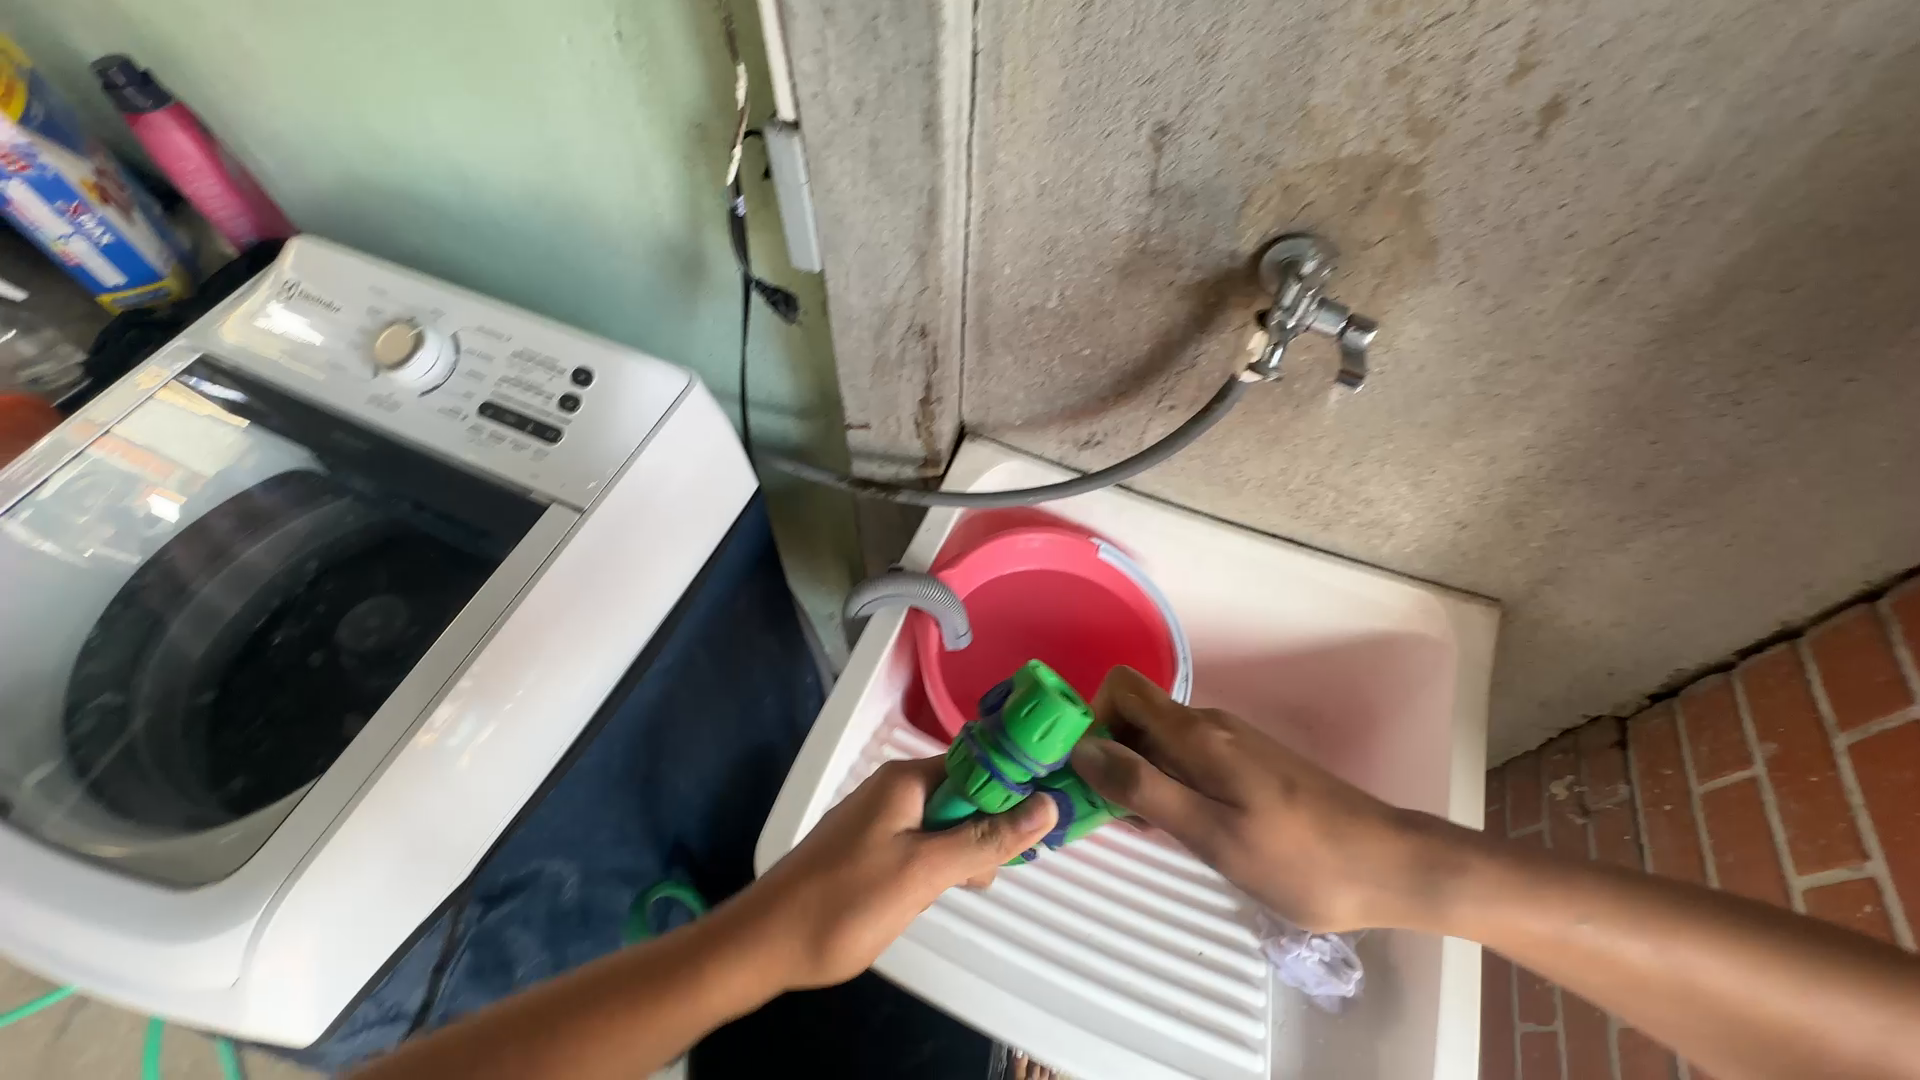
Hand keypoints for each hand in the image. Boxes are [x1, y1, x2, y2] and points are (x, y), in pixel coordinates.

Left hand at [733, 756, 1058, 989]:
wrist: (766, 943)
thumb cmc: (845, 901)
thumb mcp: (924, 872)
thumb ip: (985, 839)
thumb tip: (1046, 805)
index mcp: (908, 780)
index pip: (979, 763)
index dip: (1015, 785)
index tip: (1046, 817)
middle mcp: (897, 789)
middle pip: (967, 793)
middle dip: (990, 826)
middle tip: (995, 869)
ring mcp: (884, 819)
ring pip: (949, 822)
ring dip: (967, 851)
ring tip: (966, 887)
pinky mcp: (875, 848)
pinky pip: (926, 843)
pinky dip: (942, 864)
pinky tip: (941, 893)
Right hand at [1069, 666, 1459, 932]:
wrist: (1394, 866)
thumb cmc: (1301, 859)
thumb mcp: (1212, 834)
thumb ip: (1144, 789)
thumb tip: (1082, 749)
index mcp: (1197, 734)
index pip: (1122, 689)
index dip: (1091, 718)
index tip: (1079, 769)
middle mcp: (1209, 726)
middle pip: (1136, 717)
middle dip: (1106, 754)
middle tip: (1097, 811)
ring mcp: (1231, 745)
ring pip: (1159, 743)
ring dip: (1135, 775)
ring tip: (1131, 828)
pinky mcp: (1247, 766)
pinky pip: (1187, 761)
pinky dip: (1165, 785)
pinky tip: (1176, 829)